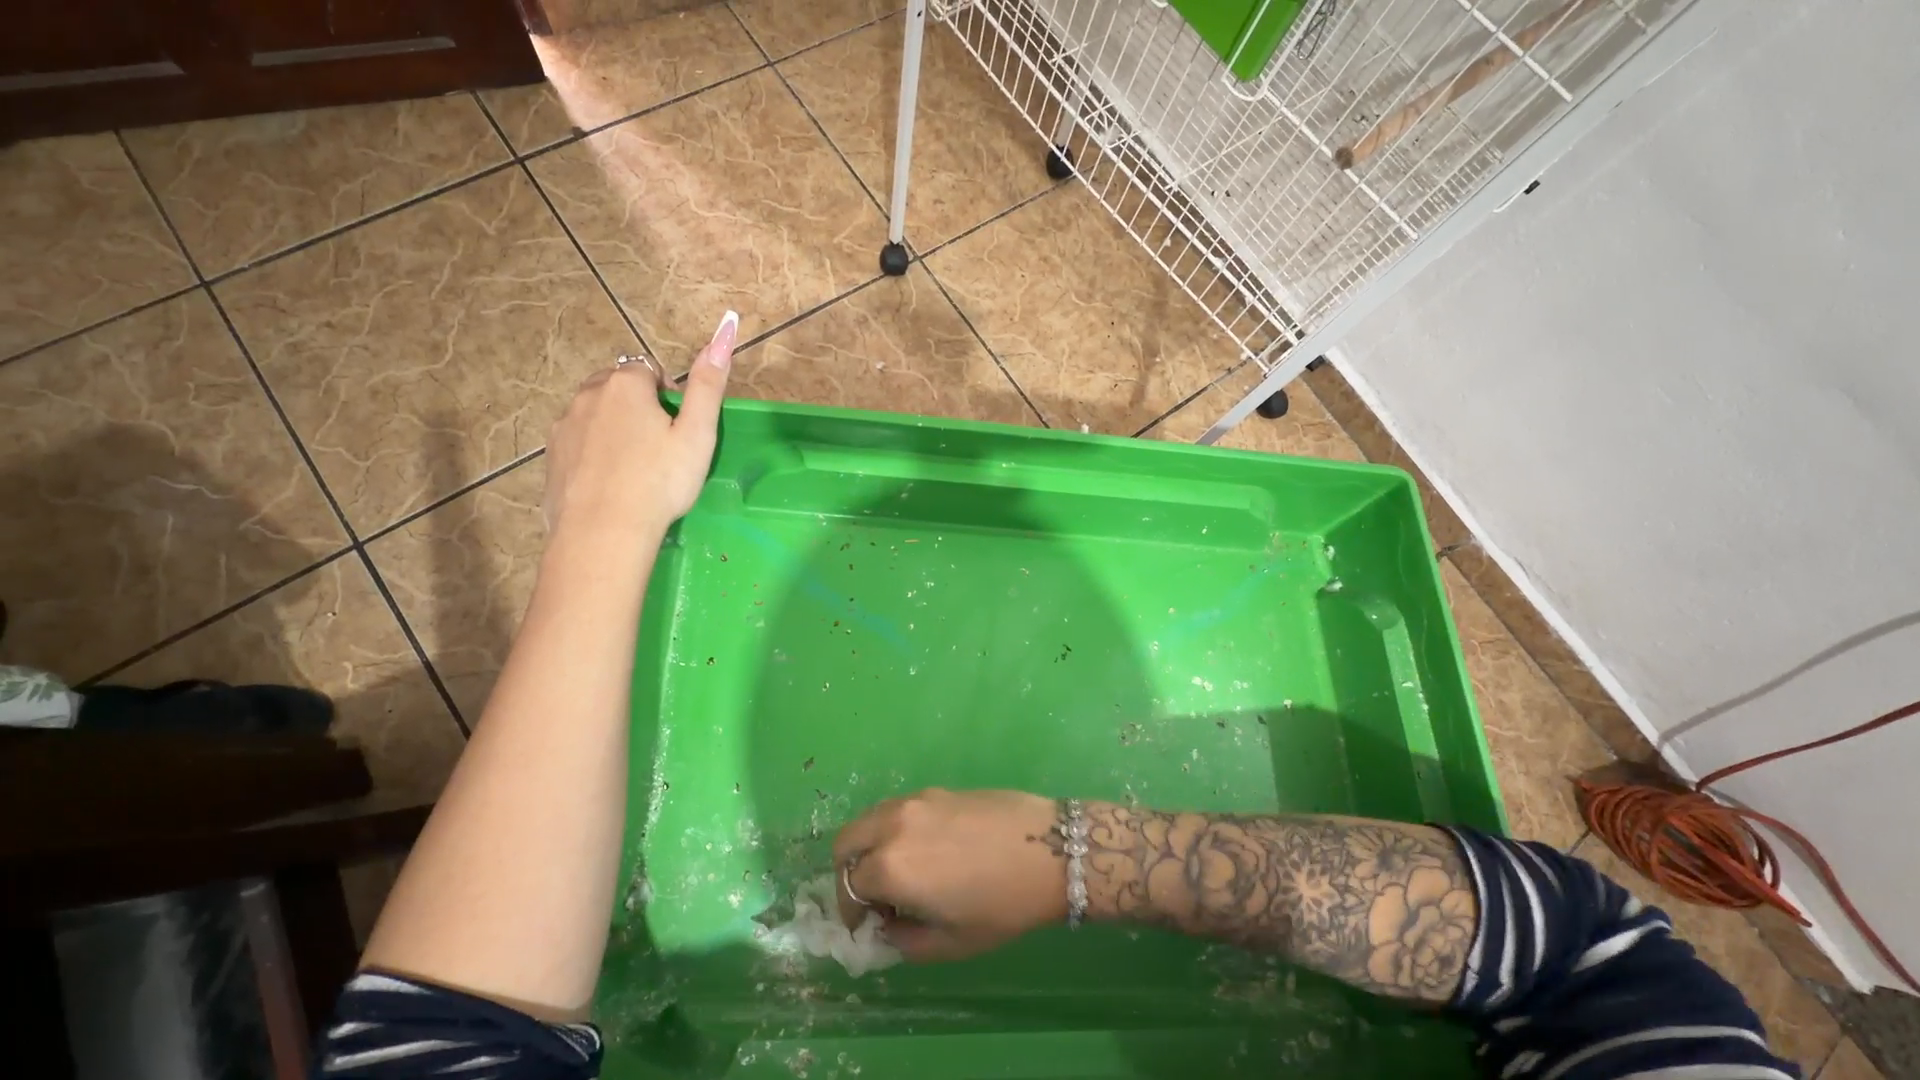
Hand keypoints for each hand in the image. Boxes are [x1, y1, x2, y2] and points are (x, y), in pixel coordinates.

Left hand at [543, 311, 737, 534]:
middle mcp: (587, 395)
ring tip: (635, 469)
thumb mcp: (697, 434)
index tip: (678, 428)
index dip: (667, 395)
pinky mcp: (551, 457)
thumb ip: (709, 383)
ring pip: (595, 415)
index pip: (647, 370)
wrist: (604, 532)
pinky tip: (611, 484)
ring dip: (614, 429)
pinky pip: (578, 443)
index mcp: (625, 385)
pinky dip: (593, 454)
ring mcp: (563, 427)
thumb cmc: (660, 482)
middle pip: (617, 387)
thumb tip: (726, 327)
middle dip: (637, 406)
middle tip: (660, 449)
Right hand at [834, 789, 1065, 961]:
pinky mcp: (937, 789)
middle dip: (849, 872)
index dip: (852, 913)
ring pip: (870, 820)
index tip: (866, 927)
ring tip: (901, 873)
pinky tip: (927, 851)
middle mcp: (892, 826)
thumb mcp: (952, 943)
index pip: (847, 888)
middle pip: (846, 843)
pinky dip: (893, 830)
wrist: (1053, 850)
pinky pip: (897, 810)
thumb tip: (886, 928)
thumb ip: (905, 941)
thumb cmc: (1002, 905)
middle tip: (873, 896)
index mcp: (889, 867)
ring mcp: (915, 801)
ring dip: (870, 847)